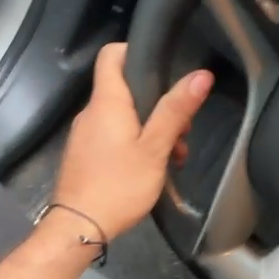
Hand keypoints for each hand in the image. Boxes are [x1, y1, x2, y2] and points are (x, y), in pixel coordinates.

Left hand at [49, 43, 212, 239]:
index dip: (135, 51)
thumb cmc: (117, 187)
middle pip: (124, 90)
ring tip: (171, 157)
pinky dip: (131, 146)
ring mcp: (83, 137)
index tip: (161, 67)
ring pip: (120, 119)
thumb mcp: (154, 149)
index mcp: (106, 102)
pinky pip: (110, 139)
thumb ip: (175, 111)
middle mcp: (90, 114)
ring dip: (148, 131)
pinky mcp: (82, 158)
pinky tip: (148, 170)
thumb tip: (200, 75)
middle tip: (179, 130)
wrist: (78, 228)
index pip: (111, 54)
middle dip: (156, 104)